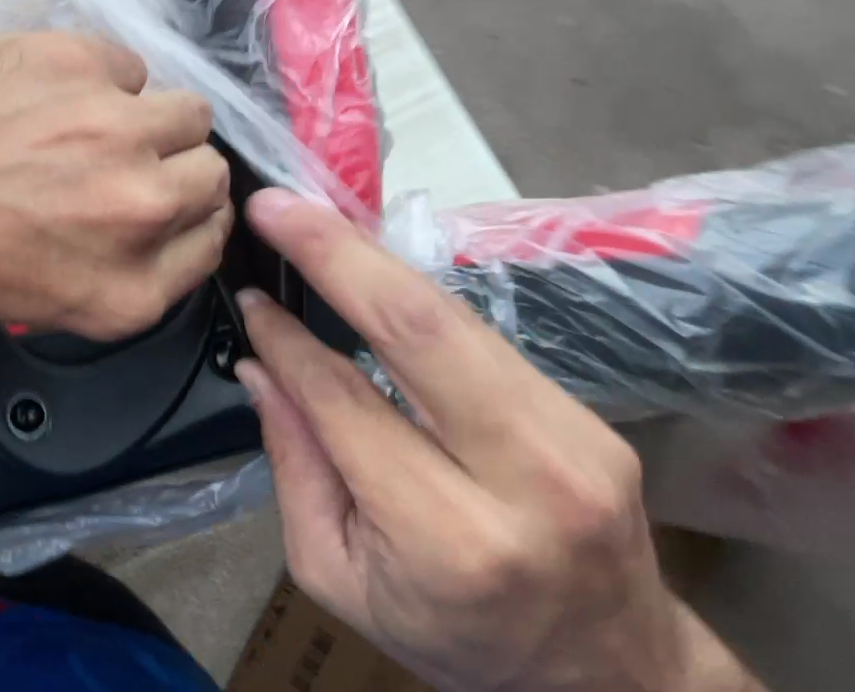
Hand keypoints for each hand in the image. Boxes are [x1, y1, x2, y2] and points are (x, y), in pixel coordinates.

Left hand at [0, 31, 231, 339]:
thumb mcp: (47, 301)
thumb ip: (125, 272)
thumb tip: (165, 223)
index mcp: (132, 289)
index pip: (211, 237)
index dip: (185, 215)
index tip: (156, 200)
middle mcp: (143, 208)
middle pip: (209, 172)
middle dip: (170, 168)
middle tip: (111, 162)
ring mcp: (115, 128)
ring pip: (186, 112)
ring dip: (148, 119)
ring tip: (87, 122)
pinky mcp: (79, 62)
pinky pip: (129, 65)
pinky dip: (101, 78)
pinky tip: (49, 92)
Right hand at [233, 190, 761, 691]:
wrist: (606, 670)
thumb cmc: (449, 633)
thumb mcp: (336, 572)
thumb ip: (294, 465)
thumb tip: (262, 368)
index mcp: (447, 535)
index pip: (346, 400)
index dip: (288, 340)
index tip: (248, 298)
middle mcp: (526, 478)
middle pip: (422, 331)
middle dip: (338, 255)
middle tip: (275, 207)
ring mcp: (573, 439)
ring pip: (456, 318)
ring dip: (374, 258)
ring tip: (310, 219)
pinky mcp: (585, 415)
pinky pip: (480, 335)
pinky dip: (413, 292)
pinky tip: (367, 265)